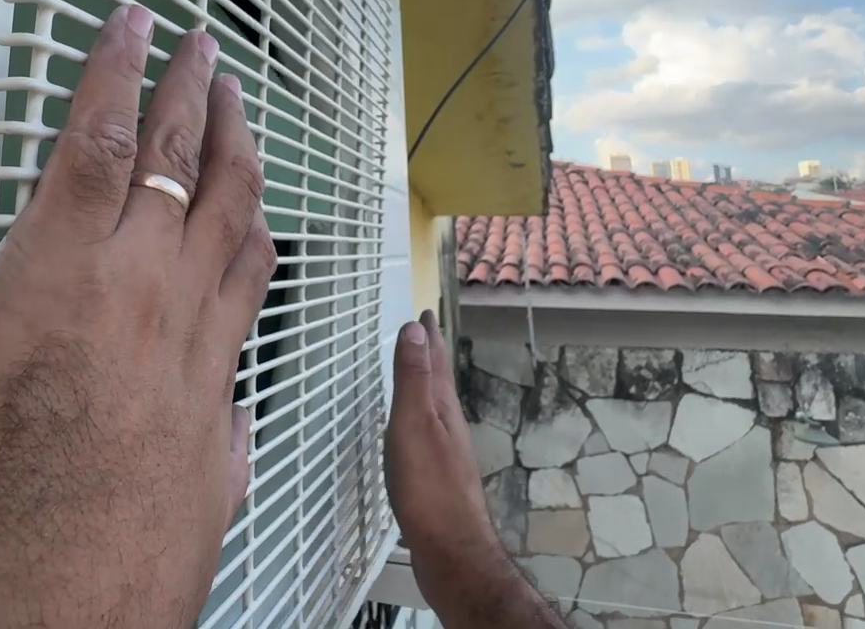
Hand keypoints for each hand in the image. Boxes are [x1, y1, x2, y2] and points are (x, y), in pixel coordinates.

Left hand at [0, 4, 276, 627]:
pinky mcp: (55, 254)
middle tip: (233, 92)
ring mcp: (124, 274)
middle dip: (231, 139)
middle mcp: (178, 314)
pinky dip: (113, 74)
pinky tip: (125, 31)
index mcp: (202, 380)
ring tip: (196, 52)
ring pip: (171, 157)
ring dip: (186, 94)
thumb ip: (211, 467)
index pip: (241, 275)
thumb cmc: (76, 591)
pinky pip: (96, 138)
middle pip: (222, 202)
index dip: (251, 220)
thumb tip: (229, 438)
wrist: (4, 618)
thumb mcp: (183, 534)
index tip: (251, 192)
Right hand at [387, 311, 564, 628]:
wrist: (452, 553)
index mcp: (442, 408)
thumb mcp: (414, 424)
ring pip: (436, 404)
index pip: (436, 361)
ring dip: (427, 381)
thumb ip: (413, 378)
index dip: (429, 336)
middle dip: (430, 353)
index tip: (426, 310)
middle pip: (440, 380)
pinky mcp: (439, 476)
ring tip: (418, 369)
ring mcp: (447, 451)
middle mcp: (449, 424)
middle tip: (424, 331)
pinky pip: (429, 430)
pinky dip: (421, 413)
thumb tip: (415, 328)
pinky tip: (416, 427)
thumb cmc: (428, 487)